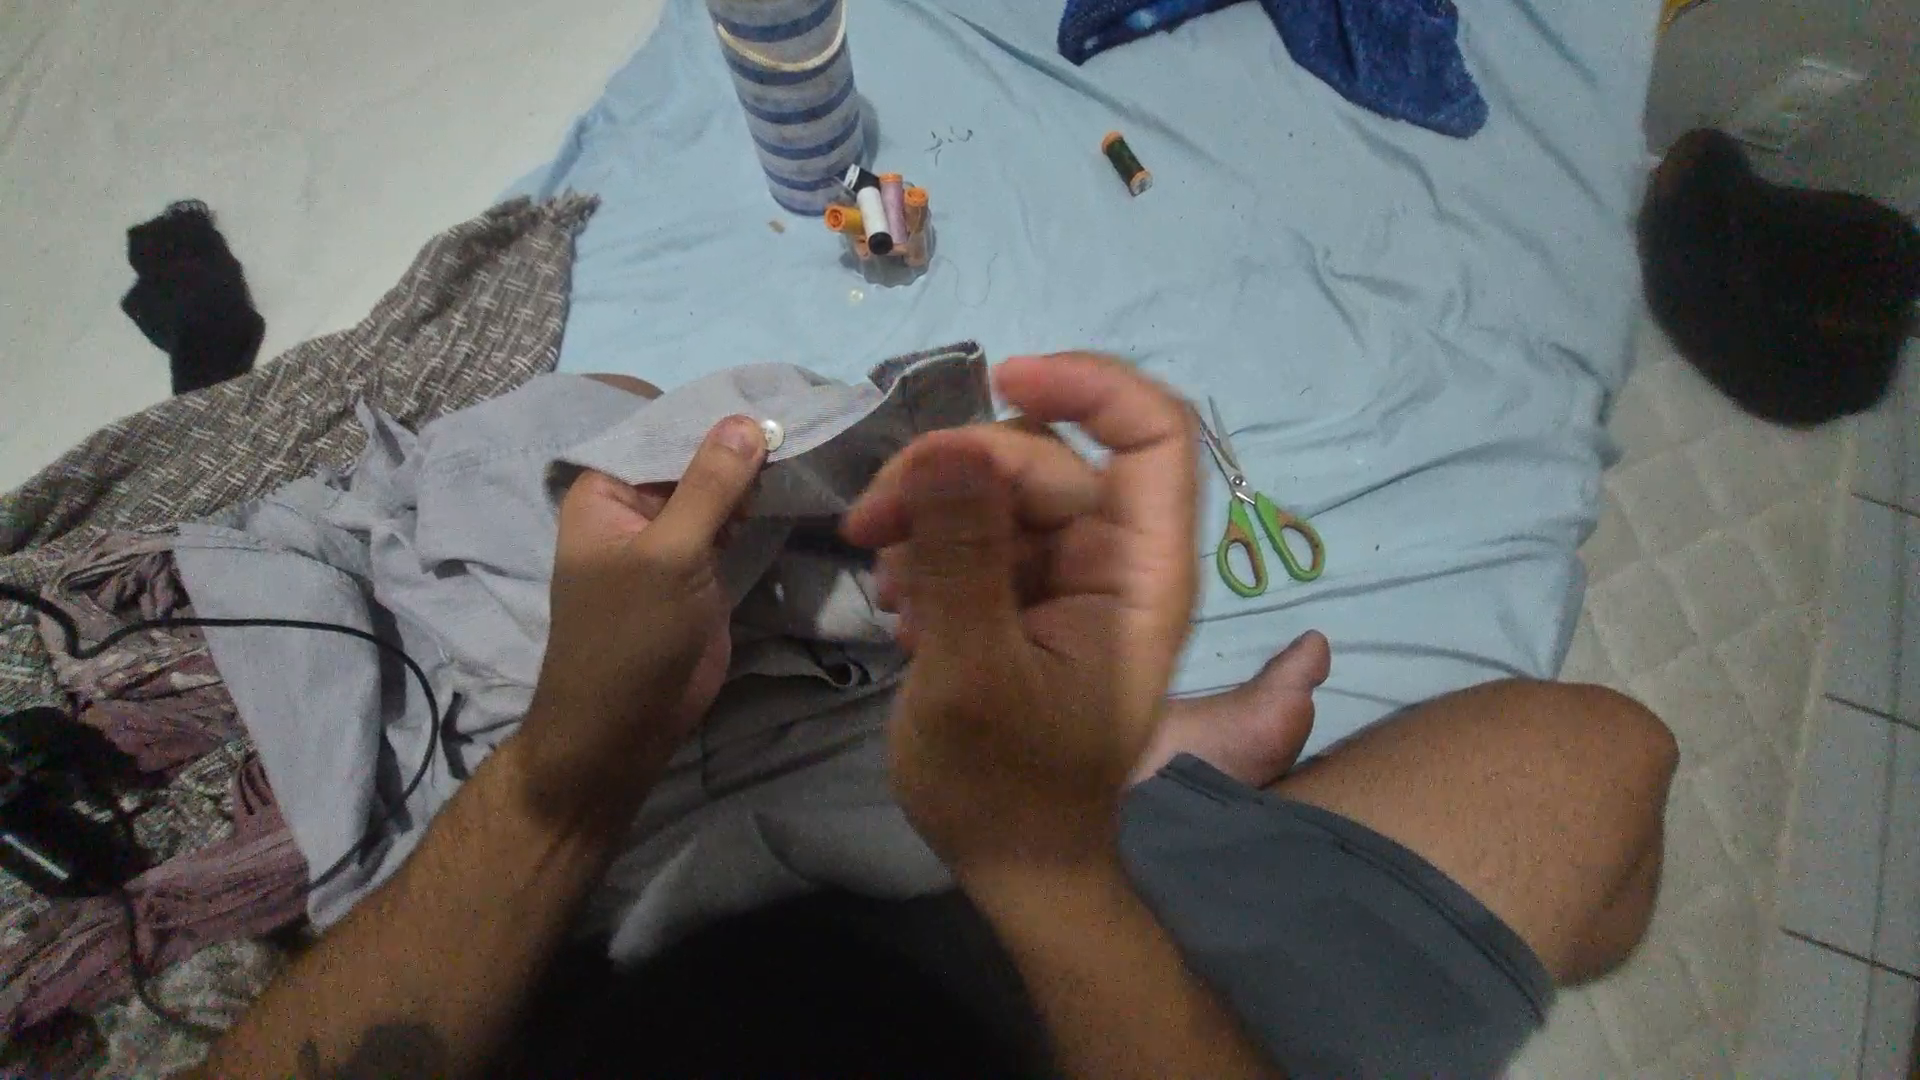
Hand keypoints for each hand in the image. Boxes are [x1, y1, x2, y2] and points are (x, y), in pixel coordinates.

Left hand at [517, 415, 765, 828]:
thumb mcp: (670, 554)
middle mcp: (636, 510)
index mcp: (606, 494)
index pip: (661, 435)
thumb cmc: (632, 636)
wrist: (628, 725)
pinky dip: (755, 514)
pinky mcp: (700, 571)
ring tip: (803, 452)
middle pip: (692, 464)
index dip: (712, 420)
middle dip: (740, 450)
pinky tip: (790, 493)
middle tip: (800, 427)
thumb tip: (747, 421)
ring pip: (716, 496)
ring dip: (753, 482)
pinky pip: (729, 528)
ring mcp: (671, 542)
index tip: (770, 401)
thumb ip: (709, 486)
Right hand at [842, 353, 1198, 876]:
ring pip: (995, 485)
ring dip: (926, 515)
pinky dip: (927, 549)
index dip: (1090, 385)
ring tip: (888, 587)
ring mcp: (1063, 568)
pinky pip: (971, 527)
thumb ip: (964, 560)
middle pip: (1041, 454)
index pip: (1154, 432)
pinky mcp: (1020, 585)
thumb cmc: (1006, 786)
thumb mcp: (973, 675)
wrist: (1010, 856)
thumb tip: (948, 446)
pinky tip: (903, 609)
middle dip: (950, 473)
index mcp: (1140, 570)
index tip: (1001, 378)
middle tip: (872, 527)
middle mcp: (1111, 554)